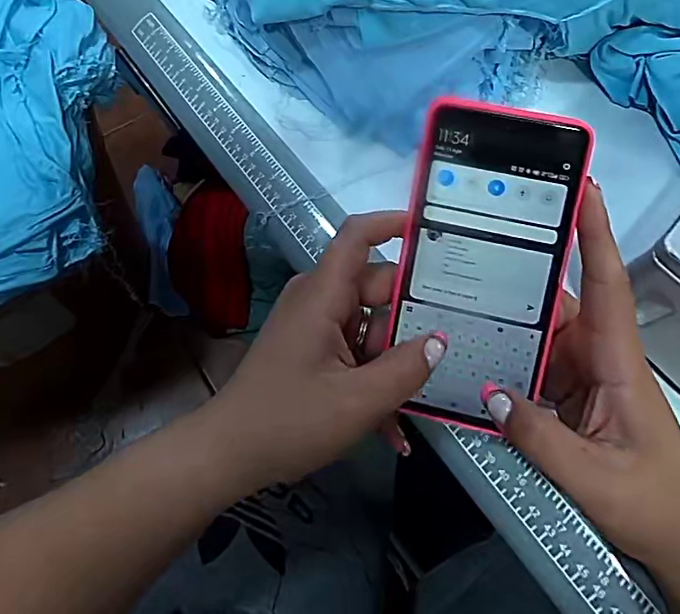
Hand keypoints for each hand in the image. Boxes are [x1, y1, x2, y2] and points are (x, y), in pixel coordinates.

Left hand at [199, 211, 445, 490]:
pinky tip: (392, 426)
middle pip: (377, 287)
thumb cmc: (287, 422)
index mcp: (323, 294)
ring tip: (420, 399)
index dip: (392, 223)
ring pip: (372, 324)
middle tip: (453, 343)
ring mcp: (316, 324)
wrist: (226, 456)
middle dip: (409, 317)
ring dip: (393, 361)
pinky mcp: (314, 348)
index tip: (433, 229)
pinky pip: (356, 349)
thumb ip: (405, 369)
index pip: (357, 236)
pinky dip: (374, 378)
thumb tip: (440, 340)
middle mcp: (319, 298)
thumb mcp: (357, 402)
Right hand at [482, 182, 679, 572]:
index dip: (595, 232)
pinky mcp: (572, 394)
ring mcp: (585, 374)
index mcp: (619, 360)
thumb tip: (492, 393)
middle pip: (558, 301)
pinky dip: (508, 358)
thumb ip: (540, 437)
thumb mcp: (594, 479)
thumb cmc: (658, 506)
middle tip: (487, 239)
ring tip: (467, 303)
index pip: (607, 282)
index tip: (584, 188)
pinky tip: (480, 358)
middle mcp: (601, 356)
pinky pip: (534, 363)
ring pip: (540, 332)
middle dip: (526, 271)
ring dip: (509, 321)